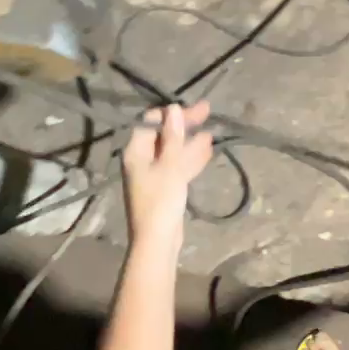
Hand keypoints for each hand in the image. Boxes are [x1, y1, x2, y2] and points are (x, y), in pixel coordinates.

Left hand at [121, 102, 213, 254]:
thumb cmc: (160, 200)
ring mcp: (154, 173)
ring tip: (212, 130)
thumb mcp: (170, 165)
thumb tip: (174, 108)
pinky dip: (190, 157)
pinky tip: (207, 150)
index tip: (193, 109)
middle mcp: (142, 158)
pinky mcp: (165, 186)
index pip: (151, 121)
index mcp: (136, 150)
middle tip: (208, 110)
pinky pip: (177, 165)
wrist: (157, 241)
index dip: (172, 113)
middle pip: (164, 134)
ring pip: (173, 150)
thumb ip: (173, 137)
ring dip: (191, 140)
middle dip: (185, 124)